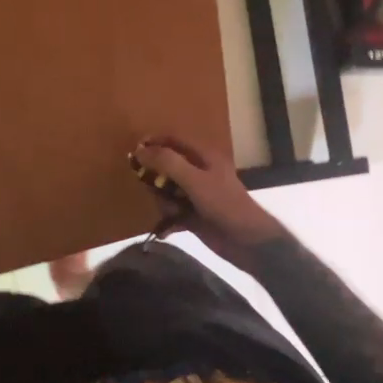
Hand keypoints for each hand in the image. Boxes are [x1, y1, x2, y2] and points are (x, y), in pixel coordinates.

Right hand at [133, 137, 286, 254]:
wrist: (248, 242)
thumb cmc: (225, 205)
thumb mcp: (195, 180)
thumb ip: (167, 163)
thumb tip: (139, 150)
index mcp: (203, 157)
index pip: (173, 140)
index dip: (153, 142)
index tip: (134, 152)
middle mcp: (198, 173)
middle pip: (165, 167)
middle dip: (155, 179)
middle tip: (154, 189)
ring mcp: (194, 195)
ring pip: (165, 191)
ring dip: (162, 203)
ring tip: (172, 213)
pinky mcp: (192, 216)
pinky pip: (170, 213)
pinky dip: (167, 221)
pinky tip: (165, 231)